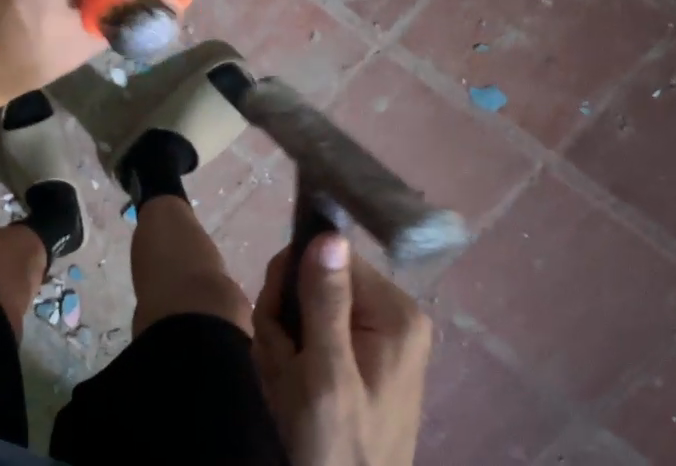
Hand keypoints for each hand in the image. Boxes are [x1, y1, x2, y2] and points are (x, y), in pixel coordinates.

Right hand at [252, 235, 432, 465]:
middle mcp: (390, 316)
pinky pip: (302, 330)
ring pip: (297, 305)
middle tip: (286, 361)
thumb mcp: (326, 372)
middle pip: (309, 278)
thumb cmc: (336, 441)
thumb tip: (330, 233)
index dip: (292, 281)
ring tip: (289, 382)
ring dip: (279, 341)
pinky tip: (292, 385)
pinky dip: (286, 354)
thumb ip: (325, 302)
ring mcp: (374, 335)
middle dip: (283, 317)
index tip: (282, 322)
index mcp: (395, 314)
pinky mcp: (356, 353)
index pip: (324, 253)